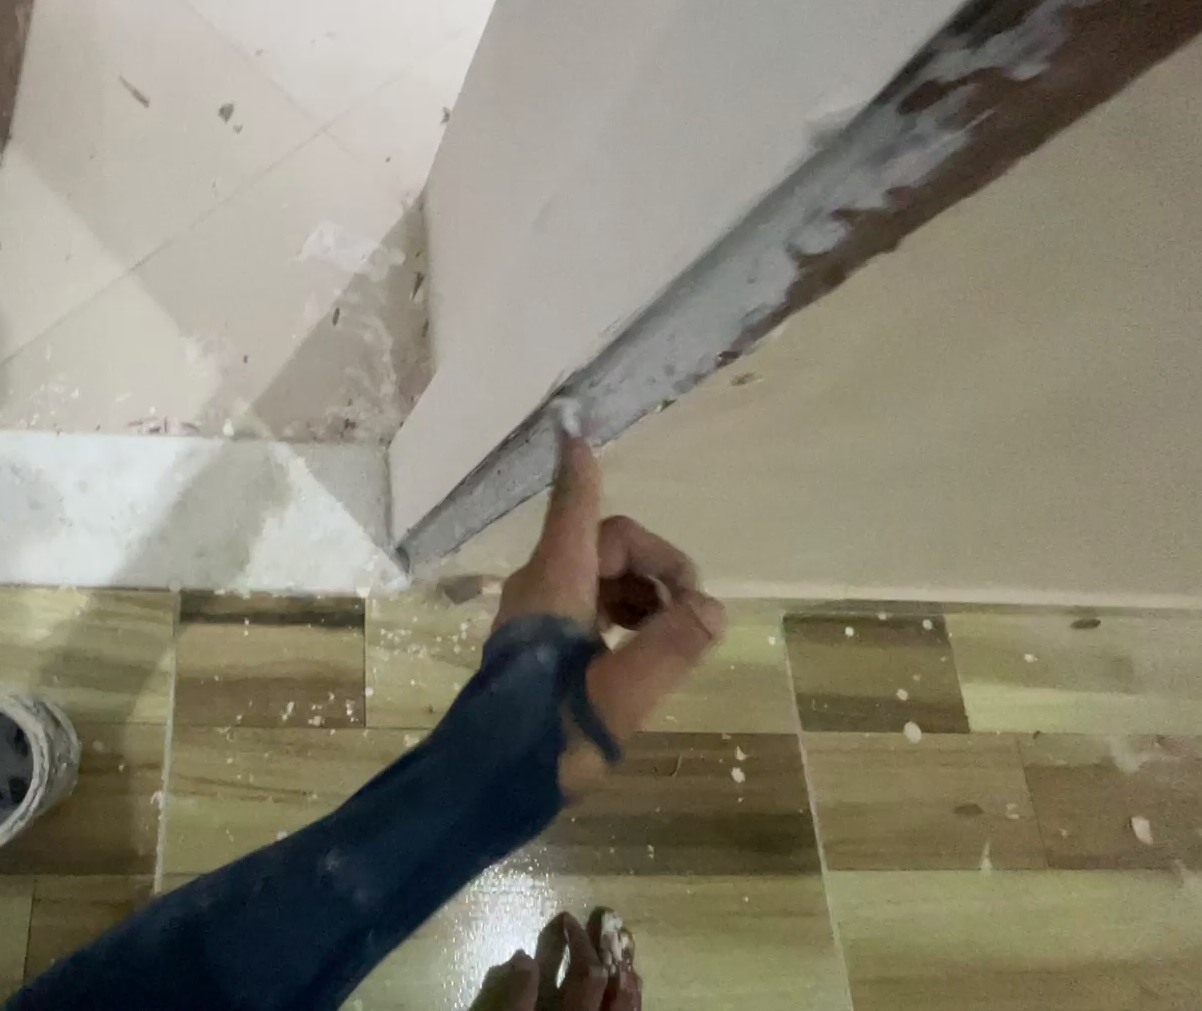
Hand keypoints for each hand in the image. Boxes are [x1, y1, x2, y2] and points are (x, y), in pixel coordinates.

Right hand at [470, 912, 641, 1010]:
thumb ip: (517, 996)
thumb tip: (526, 956)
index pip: (588, 972)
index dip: (580, 942)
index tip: (566, 919)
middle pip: (619, 990)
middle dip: (613, 954)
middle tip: (609, 927)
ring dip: (630, 982)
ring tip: (626, 959)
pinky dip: (631, 1009)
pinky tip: (627, 1000)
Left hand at [492, 419, 723, 789]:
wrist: (490, 774)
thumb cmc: (550, 732)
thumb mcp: (624, 695)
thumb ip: (670, 646)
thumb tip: (711, 606)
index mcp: (554, 585)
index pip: (573, 513)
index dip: (580, 472)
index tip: (575, 428)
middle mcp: (541, 585)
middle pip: (605, 542)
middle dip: (656, 562)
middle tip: (695, 608)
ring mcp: (536, 611)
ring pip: (600, 572)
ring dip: (644, 589)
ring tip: (677, 632)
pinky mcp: (539, 636)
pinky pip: (589, 601)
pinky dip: (624, 610)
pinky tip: (646, 646)